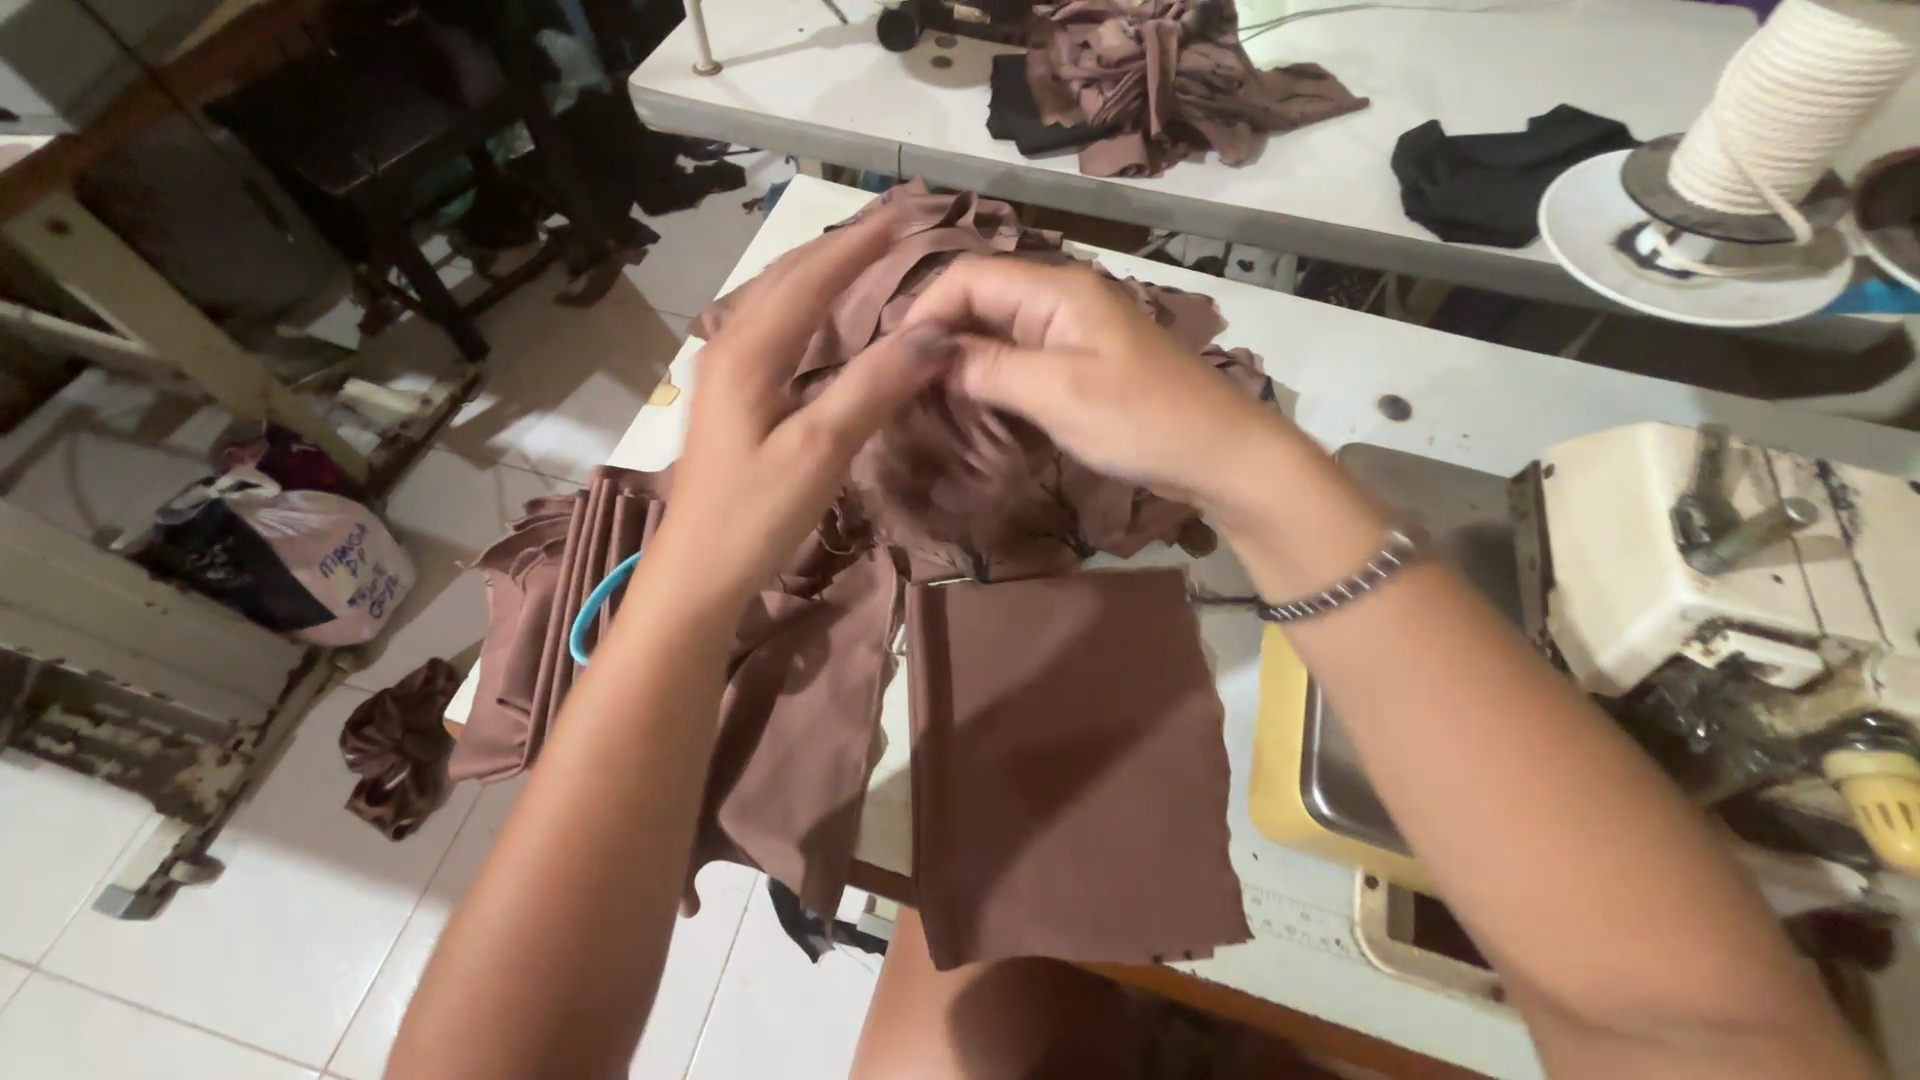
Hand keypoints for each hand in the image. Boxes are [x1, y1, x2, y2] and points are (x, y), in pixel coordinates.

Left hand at [643, 212, 955, 612]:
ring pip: (775, 299)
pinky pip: (772, 327)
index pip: (811, 278)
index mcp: (749, 351)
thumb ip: (874, 387)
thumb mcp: (821, 450)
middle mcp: (730, 346)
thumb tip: (934, 334)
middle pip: (786, 276)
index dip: (859, 244)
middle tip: (889, 225)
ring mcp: (724, 370)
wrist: (697, 570)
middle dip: (838, 245)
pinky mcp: (730, 395)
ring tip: (863, 255)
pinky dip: (806, 305)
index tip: (906, 215)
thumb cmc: (756, 514)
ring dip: (819, 271)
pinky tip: (824, 317)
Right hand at [901, 255, 1287, 510]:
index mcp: (1056, 288)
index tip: (893, 363)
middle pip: (980, 299)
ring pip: (998, 329)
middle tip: (901, 384)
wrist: (1220, 455)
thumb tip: (928, 356)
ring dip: (962, 356)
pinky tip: (971, 400)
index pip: (968, 277)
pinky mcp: (1082, 363)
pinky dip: (991, 374)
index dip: (924, 312)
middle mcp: (1062, 297)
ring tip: (924, 395)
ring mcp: (1074, 331)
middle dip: (938, 335)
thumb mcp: (1057, 394)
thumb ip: (988, 368)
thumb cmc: (1141, 420)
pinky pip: (1021, 356)